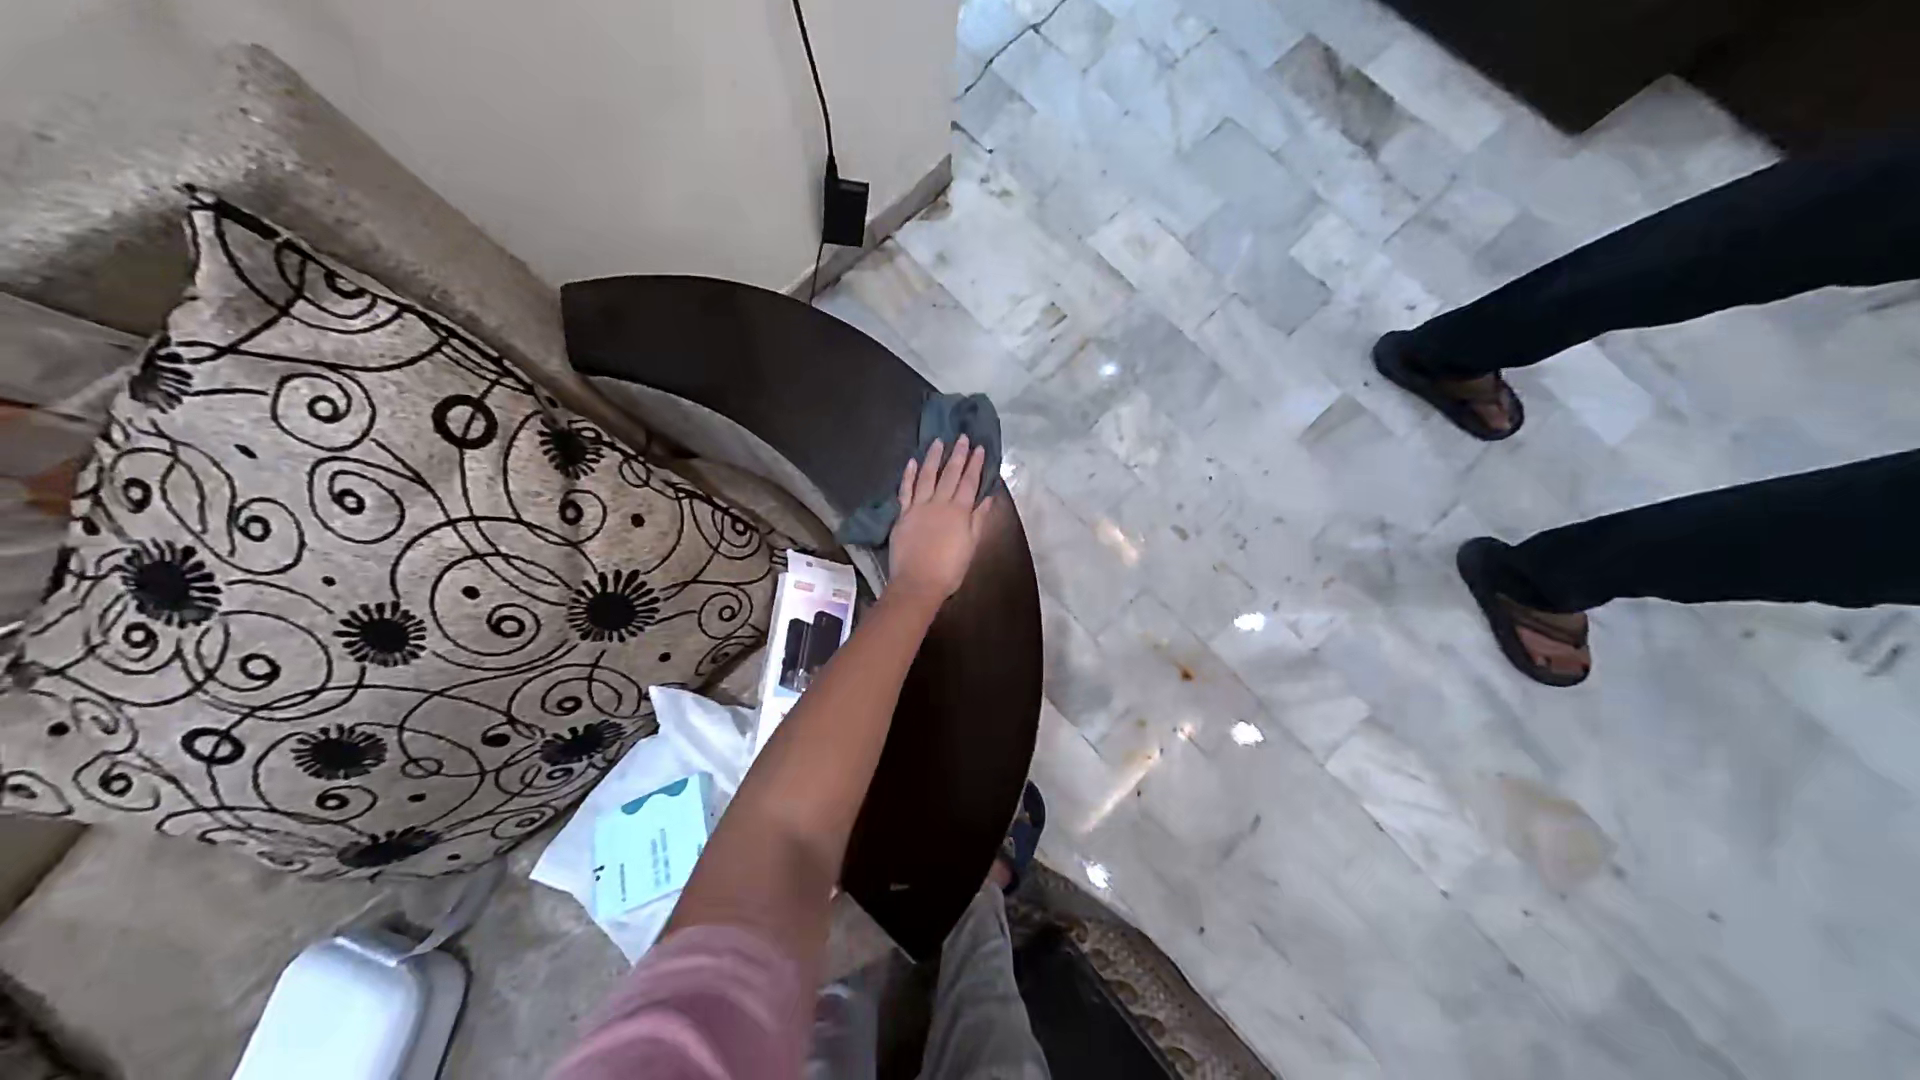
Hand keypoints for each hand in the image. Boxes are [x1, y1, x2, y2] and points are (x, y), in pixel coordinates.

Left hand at [888, 436, 992, 605]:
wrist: (918, 583)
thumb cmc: (950, 569)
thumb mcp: (971, 545)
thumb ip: (979, 519)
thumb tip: (988, 497)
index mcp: (959, 512)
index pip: (969, 482)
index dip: (975, 464)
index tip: (979, 448)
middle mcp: (939, 503)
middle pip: (950, 474)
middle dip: (957, 455)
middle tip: (962, 437)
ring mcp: (919, 507)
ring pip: (926, 476)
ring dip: (933, 457)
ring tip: (938, 441)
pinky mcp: (902, 514)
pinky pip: (906, 490)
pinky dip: (909, 475)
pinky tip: (912, 461)